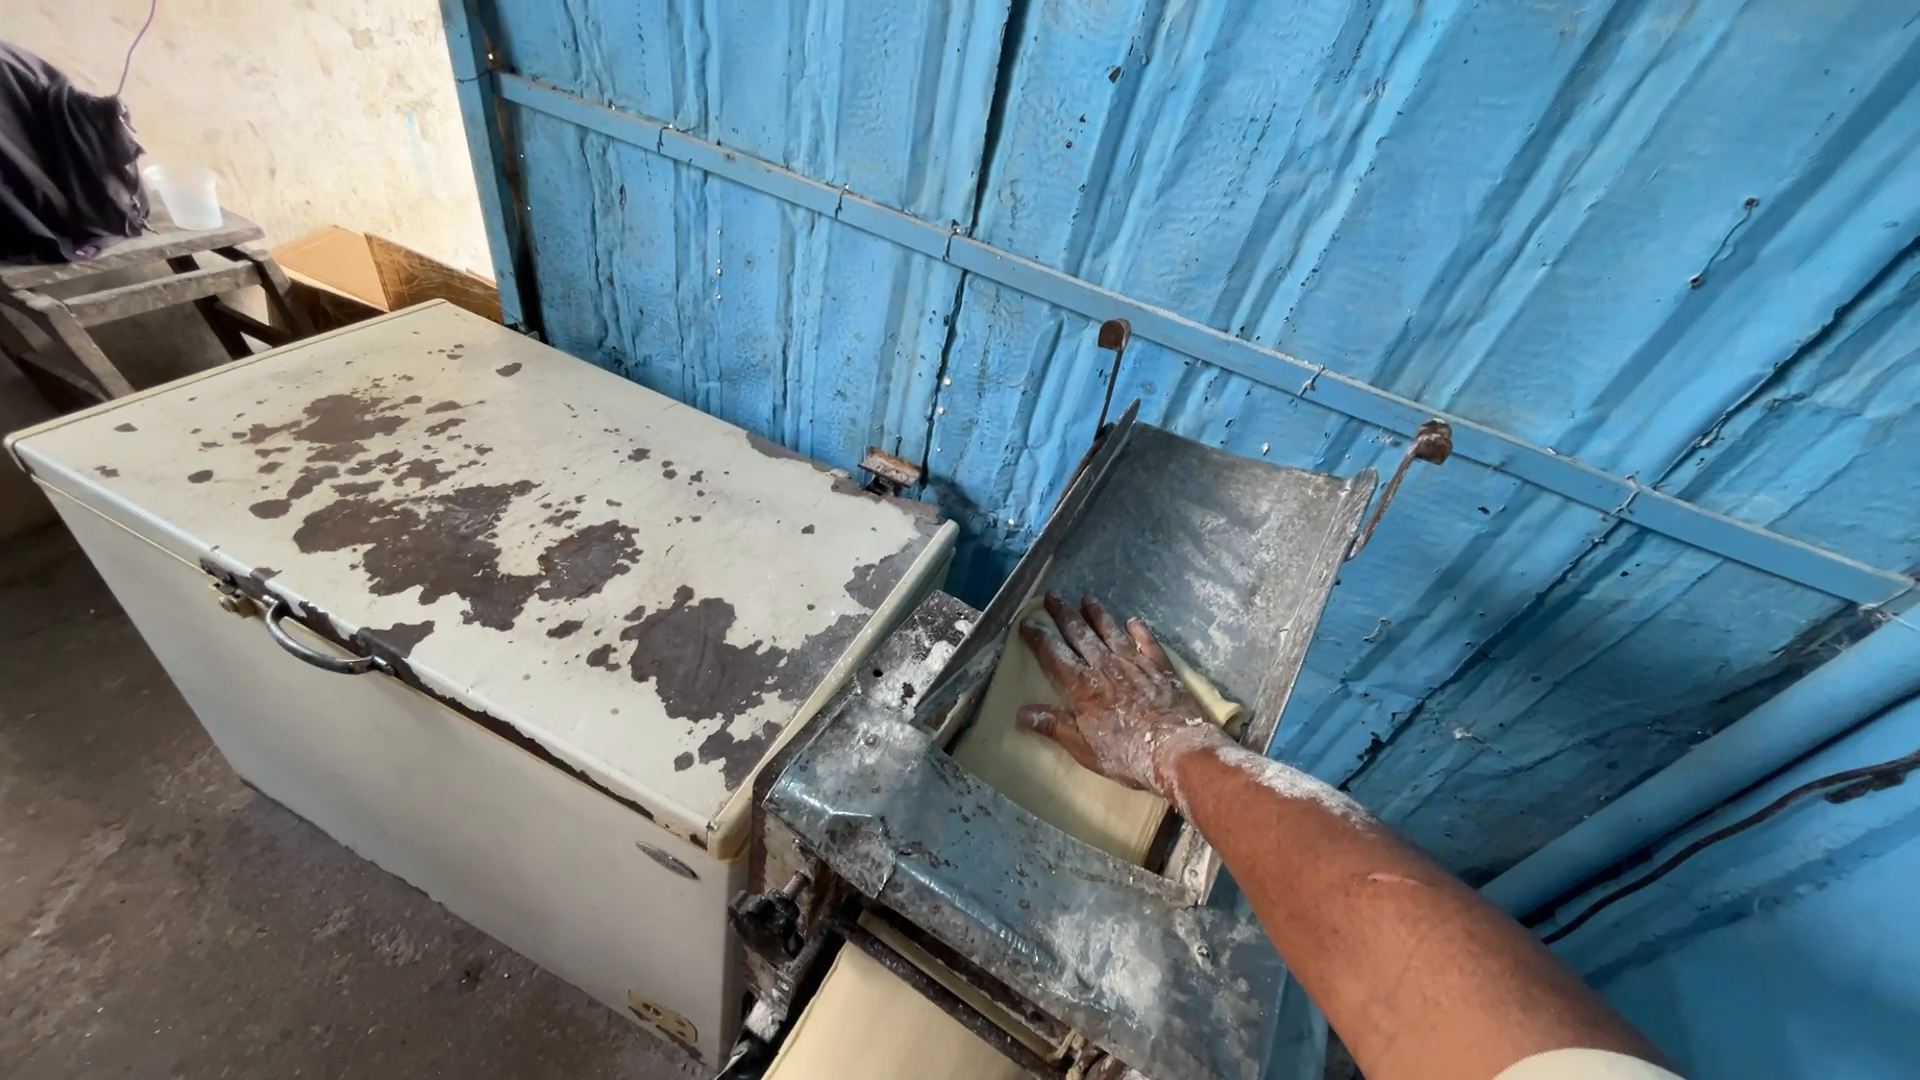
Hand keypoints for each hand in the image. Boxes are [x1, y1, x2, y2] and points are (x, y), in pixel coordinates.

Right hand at [1016, 593, 1231, 801]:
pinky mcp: (1160, 667)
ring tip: (1087, 598)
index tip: (1027, 622)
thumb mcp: (1083, 748)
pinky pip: (1146, 642)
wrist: (1177, 749)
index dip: (1038, 636)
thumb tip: (1022, 713)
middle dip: (1064, 614)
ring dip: (1097, 614)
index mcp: (1083, 685)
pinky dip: (1139, 630)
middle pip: (1080, 633)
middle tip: (1053, 596)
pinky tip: (1133, 621)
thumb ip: (1054, 726)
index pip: (1053, 653)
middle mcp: (1105, 666)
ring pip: (1111, 631)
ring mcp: (1134, 663)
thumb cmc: (1126, 754)